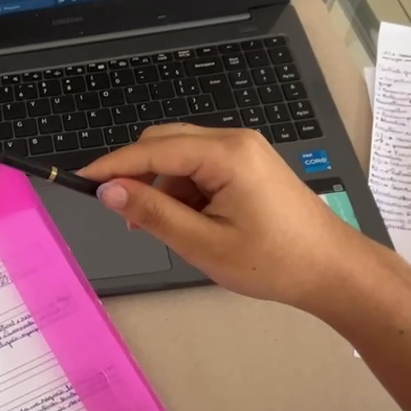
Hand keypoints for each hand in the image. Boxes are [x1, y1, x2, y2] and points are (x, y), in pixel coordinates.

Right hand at [77, 125, 374, 308]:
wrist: (331, 269)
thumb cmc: (271, 261)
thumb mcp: (202, 242)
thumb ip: (152, 213)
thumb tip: (109, 191)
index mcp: (226, 154)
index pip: (152, 149)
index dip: (112, 165)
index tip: (79, 180)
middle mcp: (234, 141)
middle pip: (164, 143)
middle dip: (136, 175)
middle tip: (123, 215)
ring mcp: (243, 151)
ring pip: (179, 157)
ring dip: (159, 187)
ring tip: (160, 229)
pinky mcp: (247, 165)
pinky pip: (198, 168)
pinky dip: (180, 191)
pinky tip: (184, 222)